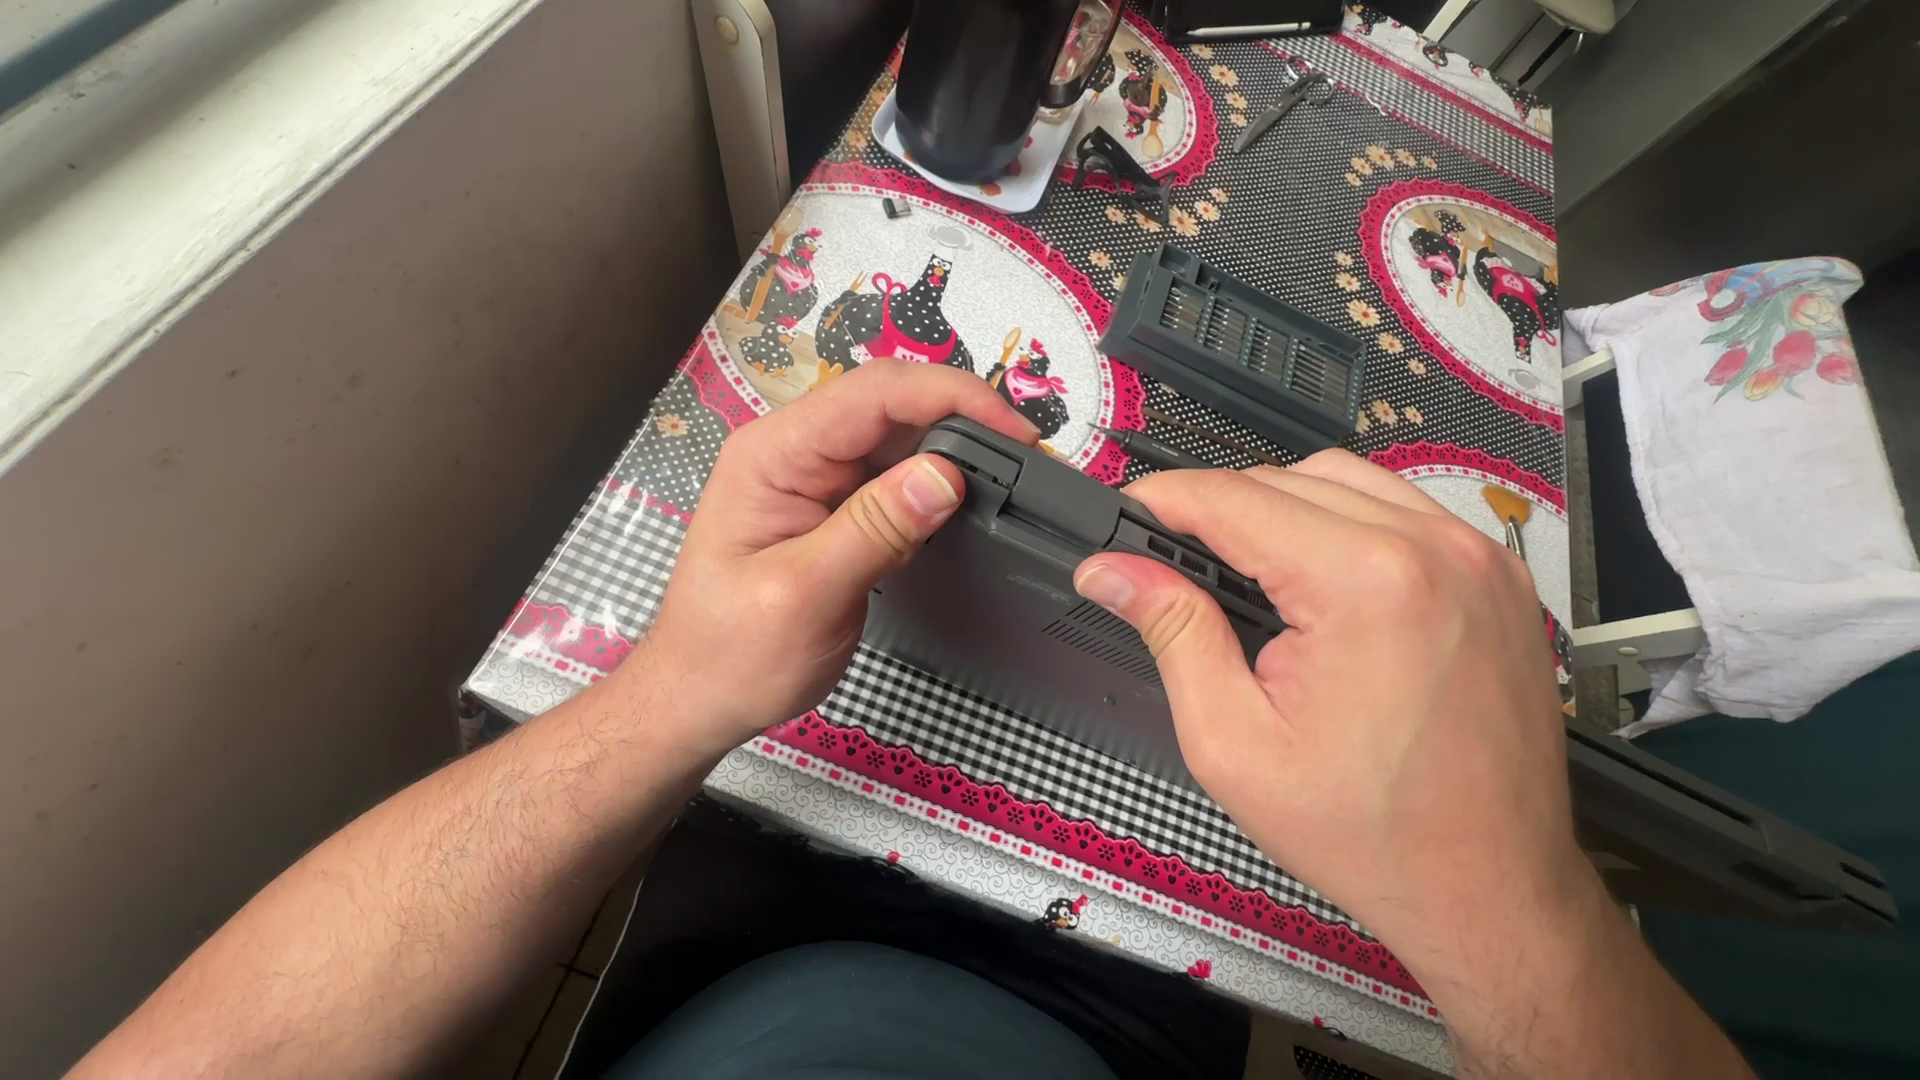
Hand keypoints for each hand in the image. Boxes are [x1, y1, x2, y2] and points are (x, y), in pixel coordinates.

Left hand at [634, 359, 1037, 758]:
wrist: (701, 695)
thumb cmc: (730, 654)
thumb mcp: (804, 595)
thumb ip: (873, 530)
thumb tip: (944, 477)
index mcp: (774, 453)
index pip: (874, 393)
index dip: (951, 397)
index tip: (1014, 431)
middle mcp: (795, 452)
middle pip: (891, 406)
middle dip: (962, 420)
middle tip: (1025, 456)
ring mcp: (816, 479)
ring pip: (899, 440)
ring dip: (954, 452)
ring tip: (1008, 477)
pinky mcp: (835, 508)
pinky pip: (894, 478)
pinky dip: (935, 485)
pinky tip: (966, 502)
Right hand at [1070, 452, 1593, 1002]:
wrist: (1490, 892)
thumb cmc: (1362, 830)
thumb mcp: (1231, 741)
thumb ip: (1171, 632)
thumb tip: (1110, 570)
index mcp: (1364, 583)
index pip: (1232, 498)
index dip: (1162, 499)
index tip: (1123, 516)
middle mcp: (1432, 549)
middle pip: (1282, 480)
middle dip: (1214, 510)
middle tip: (1173, 565)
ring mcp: (1478, 557)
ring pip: (1340, 480)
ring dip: (1276, 508)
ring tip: (1245, 575)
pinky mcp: (1497, 575)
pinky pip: (1397, 507)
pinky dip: (1339, 521)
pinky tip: (1315, 578)